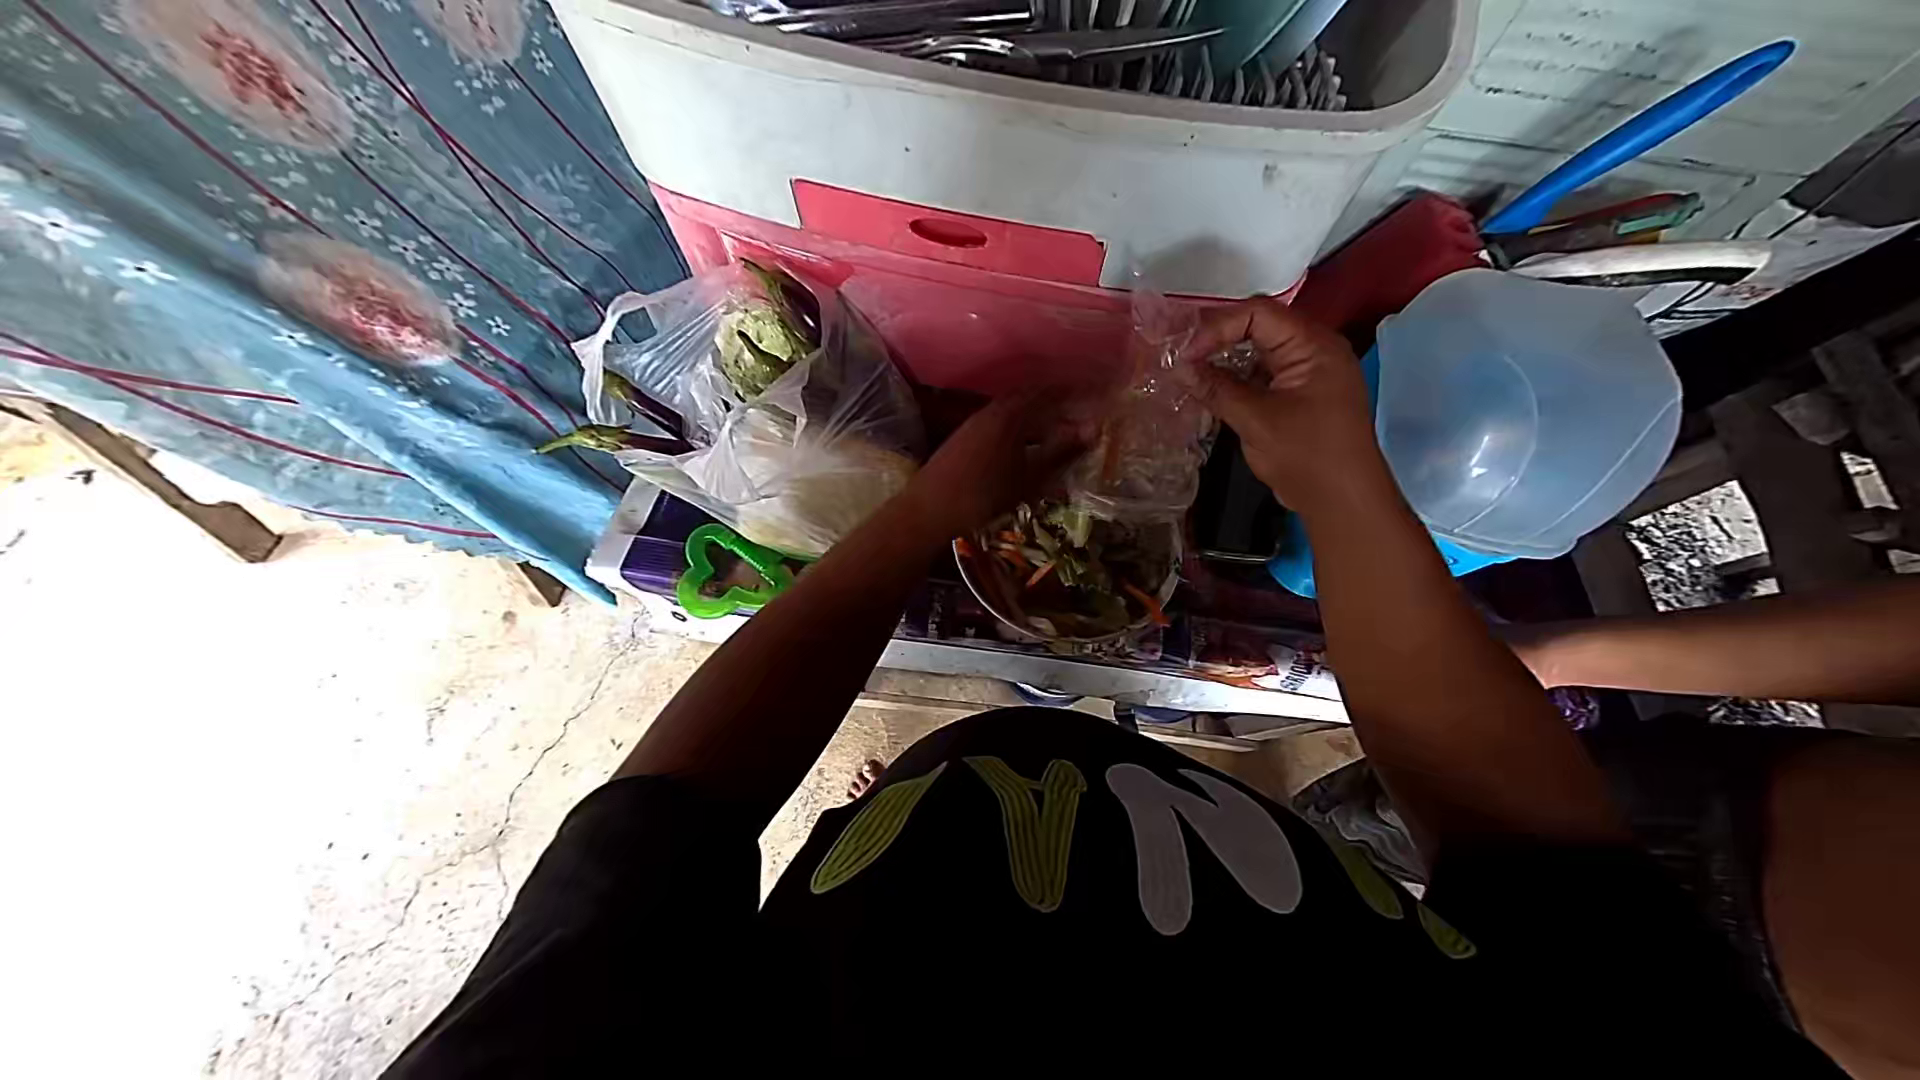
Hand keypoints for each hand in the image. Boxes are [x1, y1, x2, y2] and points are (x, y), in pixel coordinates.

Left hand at [902, 390, 1088, 537]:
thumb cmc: (984, 494)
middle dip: (1055, 403)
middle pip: (1029, 399)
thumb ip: (1060, 450)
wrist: (928, 511)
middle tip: (1078, 413)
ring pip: (1013, 413)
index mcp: (1010, 414)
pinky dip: (1019, 430)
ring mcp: (974, 424)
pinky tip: (1025, 449)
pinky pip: (999, 424)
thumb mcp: (1029, 476)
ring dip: (1035, 418)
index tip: (1094, 392)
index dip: (1072, 390)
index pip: (1048, 391)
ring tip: (1057, 433)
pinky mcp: (963, 440)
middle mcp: (991, 411)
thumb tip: (1093, 428)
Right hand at [1180, 297, 1382, 514]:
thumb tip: (1179, 368)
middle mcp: (1313, 349)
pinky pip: (1261, 373)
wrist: (1342, 499)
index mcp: (1313, 346)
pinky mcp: (1297, 394)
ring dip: (1222, 359)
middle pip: (1258, 325)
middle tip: (1180, 357)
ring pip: (1257, 350)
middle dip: (1216, 338)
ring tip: (1188, 371)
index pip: (1258, 314)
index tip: (1185, 353)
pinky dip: (1234, 378)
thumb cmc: (1307, 456)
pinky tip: (1208, 389)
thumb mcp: (1256, 420)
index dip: (1216, 327)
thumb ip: (1217, 389)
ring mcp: (1306, 372)